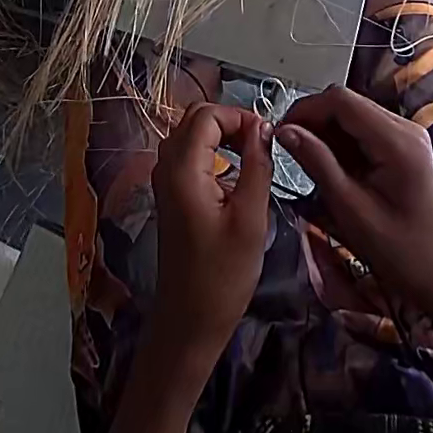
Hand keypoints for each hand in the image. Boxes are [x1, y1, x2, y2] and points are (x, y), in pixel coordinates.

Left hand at [148, 103, 274, 354]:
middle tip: (261, 144)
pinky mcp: (170, 194)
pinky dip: (213, 153)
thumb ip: (257, 165)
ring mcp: (164, 180)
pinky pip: (189, 156)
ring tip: (253, 157)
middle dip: (230, 122)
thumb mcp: (250, 217)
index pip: (206, 115)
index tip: (267, 136)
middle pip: (195, 119)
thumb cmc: (223, 274)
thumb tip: (263, 127)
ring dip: (222, 136)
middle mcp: (166, 167)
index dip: (239, 116)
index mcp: (182, 169)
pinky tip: (235, 176)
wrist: (190, 318)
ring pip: (191, 135)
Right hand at [278, 87, 432, 328]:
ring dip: (325, 130)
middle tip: (289, 146)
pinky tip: (331, 165)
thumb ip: (316, 161)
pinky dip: (340, 140)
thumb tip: (285, 130)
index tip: (281, 131)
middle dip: (313, 119)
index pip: (341, 101)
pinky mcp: (403, 145)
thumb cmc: (396, 248)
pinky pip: (362, 128)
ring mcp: (407, 135)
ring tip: (309, 160)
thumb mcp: (348, 207)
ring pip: (352, 113)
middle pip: (347, 102)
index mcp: (398, 142)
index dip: (305, 109)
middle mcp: (406, 129)